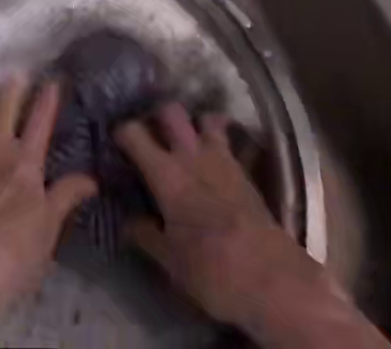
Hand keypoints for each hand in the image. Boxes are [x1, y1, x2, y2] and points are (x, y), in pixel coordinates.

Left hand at [0, 76, 96, 348]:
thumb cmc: (11, 255)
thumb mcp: (48, 230)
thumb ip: (67, 197)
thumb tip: (91, 178)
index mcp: (25, 161)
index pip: (41, 118)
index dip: (49, 96)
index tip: (54, 79)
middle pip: (3, 104)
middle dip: (14, 86)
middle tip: (19, 74)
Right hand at [117, 104, 389, 348]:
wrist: (274, 279)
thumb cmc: (212, 271)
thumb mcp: (170, 261)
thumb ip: (145, 235)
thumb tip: (128, 221)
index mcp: (166, 174)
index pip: (134, 132)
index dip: (121, 132)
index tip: (116, 143)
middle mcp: (191, 156)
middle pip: (170, 111)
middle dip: (157, 115)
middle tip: (151, 134)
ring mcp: (222, 159)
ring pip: (204, 117)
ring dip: (193, 122)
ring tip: (185, 139)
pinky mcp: (244, 171)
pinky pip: (227, 140)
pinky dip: (217, 139)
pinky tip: (212, 158)